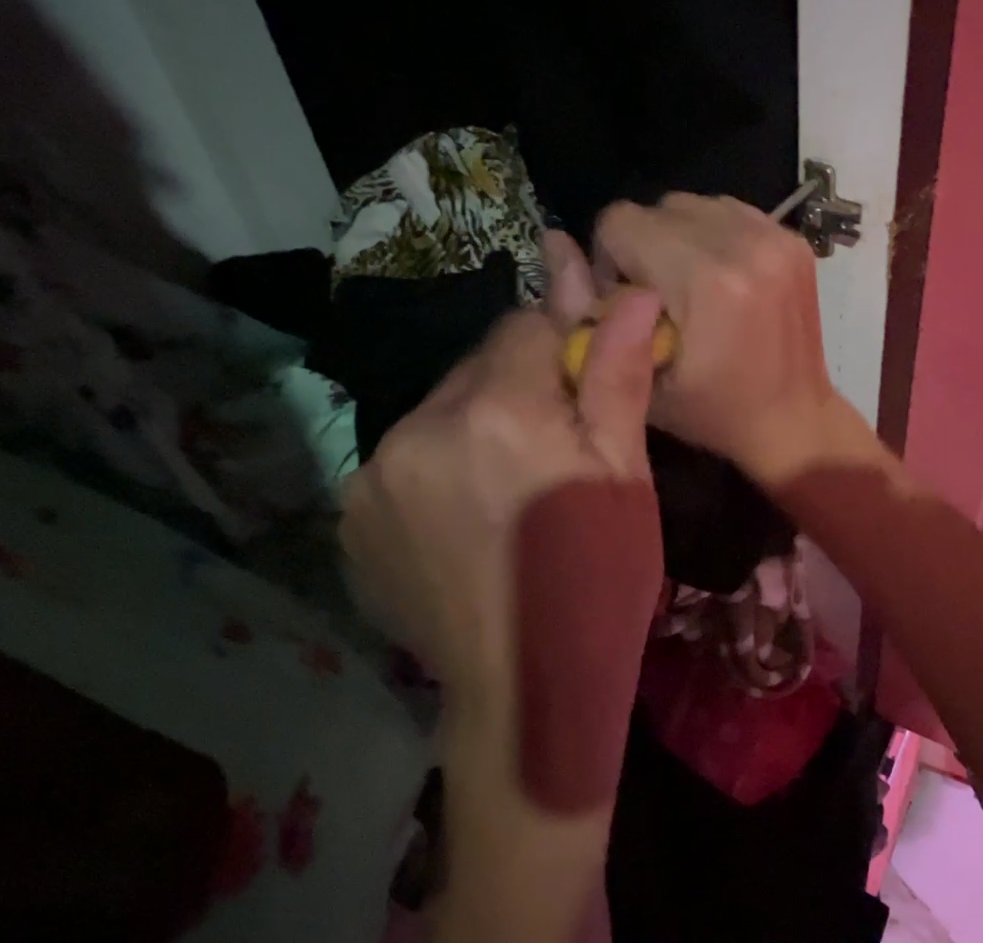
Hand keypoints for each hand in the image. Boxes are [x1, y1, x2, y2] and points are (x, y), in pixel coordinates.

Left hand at [338, 269, 663, 713]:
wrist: (529, 690)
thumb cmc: (600, 577)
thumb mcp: (626, 477)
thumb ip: (617, 377)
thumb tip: (632, 294)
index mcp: (497, 411)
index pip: (524, 326)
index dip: (563, 353)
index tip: (586, 402)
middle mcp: (417, 427)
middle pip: (476, 369)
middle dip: (517, 392)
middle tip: (554, 458)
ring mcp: (371, 477)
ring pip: (437, 415)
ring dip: (474, 432)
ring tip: (510, 498)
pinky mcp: (350, 519)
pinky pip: (402, 463)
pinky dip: (437, 474)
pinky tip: (467, 526)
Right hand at [589, 193, 861, 482]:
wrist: (793, 418)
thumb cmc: (710, 411)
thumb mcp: (636, 376)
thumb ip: (586, 311)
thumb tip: (554, 241)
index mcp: (705, 280)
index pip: (619, 222)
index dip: (611, 261)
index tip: (629, 304)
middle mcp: (744, 245)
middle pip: (656, 208)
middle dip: (645, 248)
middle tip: (661, 300)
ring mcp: (776, 238)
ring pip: (693, 205)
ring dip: (680, 238)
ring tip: (692, 290)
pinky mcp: (794, 240)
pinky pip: (730, 212)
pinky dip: (715, 237)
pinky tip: (722, 281)